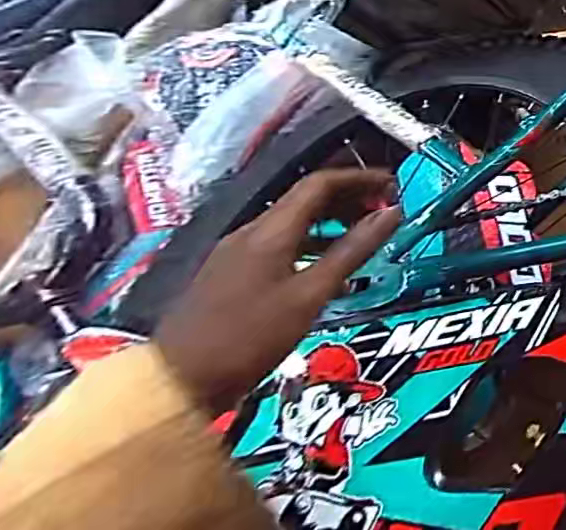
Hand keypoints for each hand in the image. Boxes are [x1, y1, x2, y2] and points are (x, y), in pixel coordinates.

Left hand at [154, 169, 398, 412]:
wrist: (173, 388)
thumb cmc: (249, 337)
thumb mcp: (311, 294)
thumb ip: (354, 250)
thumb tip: (392, 213)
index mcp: (271, 230)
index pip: (321, 183)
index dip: (361, 179)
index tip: (392, 187)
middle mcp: (251, 231)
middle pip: (307, 198)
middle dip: (350, 198)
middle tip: (383, 211)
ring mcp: (236, 253)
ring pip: (294, 221)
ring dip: (332, 221)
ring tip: (362, 237)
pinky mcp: (229, 275)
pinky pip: (280, 243)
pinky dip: (311, 242)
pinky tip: (326, 266)